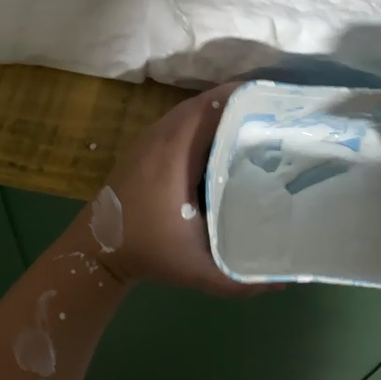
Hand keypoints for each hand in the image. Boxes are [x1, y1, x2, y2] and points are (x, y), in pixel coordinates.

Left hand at [90, 83, 259, 295]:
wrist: (96, 251)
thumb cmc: (148, 251)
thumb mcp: (197, 269)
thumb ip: (239, 280)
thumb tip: (284, 281)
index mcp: (175, 151)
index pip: (212, 105)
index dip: (245, 98)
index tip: (277, 104)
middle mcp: (162, 135)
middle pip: (208, 102)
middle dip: (241, 103)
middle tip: (276, 115)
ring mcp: (151, 137)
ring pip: (195, 110)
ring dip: (224, 111)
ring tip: (260, 123)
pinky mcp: (147, 145)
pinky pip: (183, 121)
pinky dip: (207, 122)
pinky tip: (228, 140)